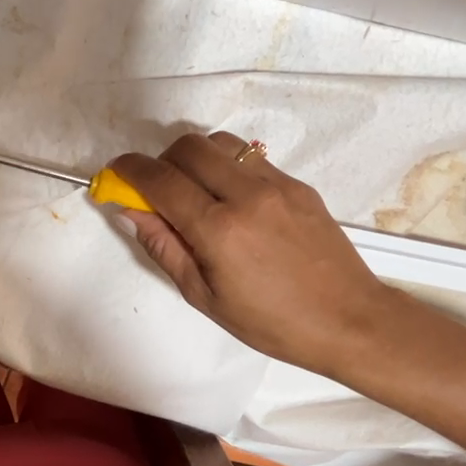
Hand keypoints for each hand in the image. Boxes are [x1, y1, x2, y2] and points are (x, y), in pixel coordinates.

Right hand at [110, 131, 401, 374]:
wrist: (350, 320)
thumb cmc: (269, 322)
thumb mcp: (202, 295)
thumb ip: (163, 246)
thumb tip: (131, 211)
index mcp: (218, 229)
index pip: (160, 180)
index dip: (129, 170)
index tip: (115, 173)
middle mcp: (247, 195)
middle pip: (188, 147)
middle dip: (161, 160)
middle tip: (157, 189)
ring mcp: (277, 185)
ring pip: (221, 143)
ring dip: (195, 157)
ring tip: (195, 190)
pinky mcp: (298, 185)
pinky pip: (250, 158)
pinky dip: (226, 167)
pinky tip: (230, 200)